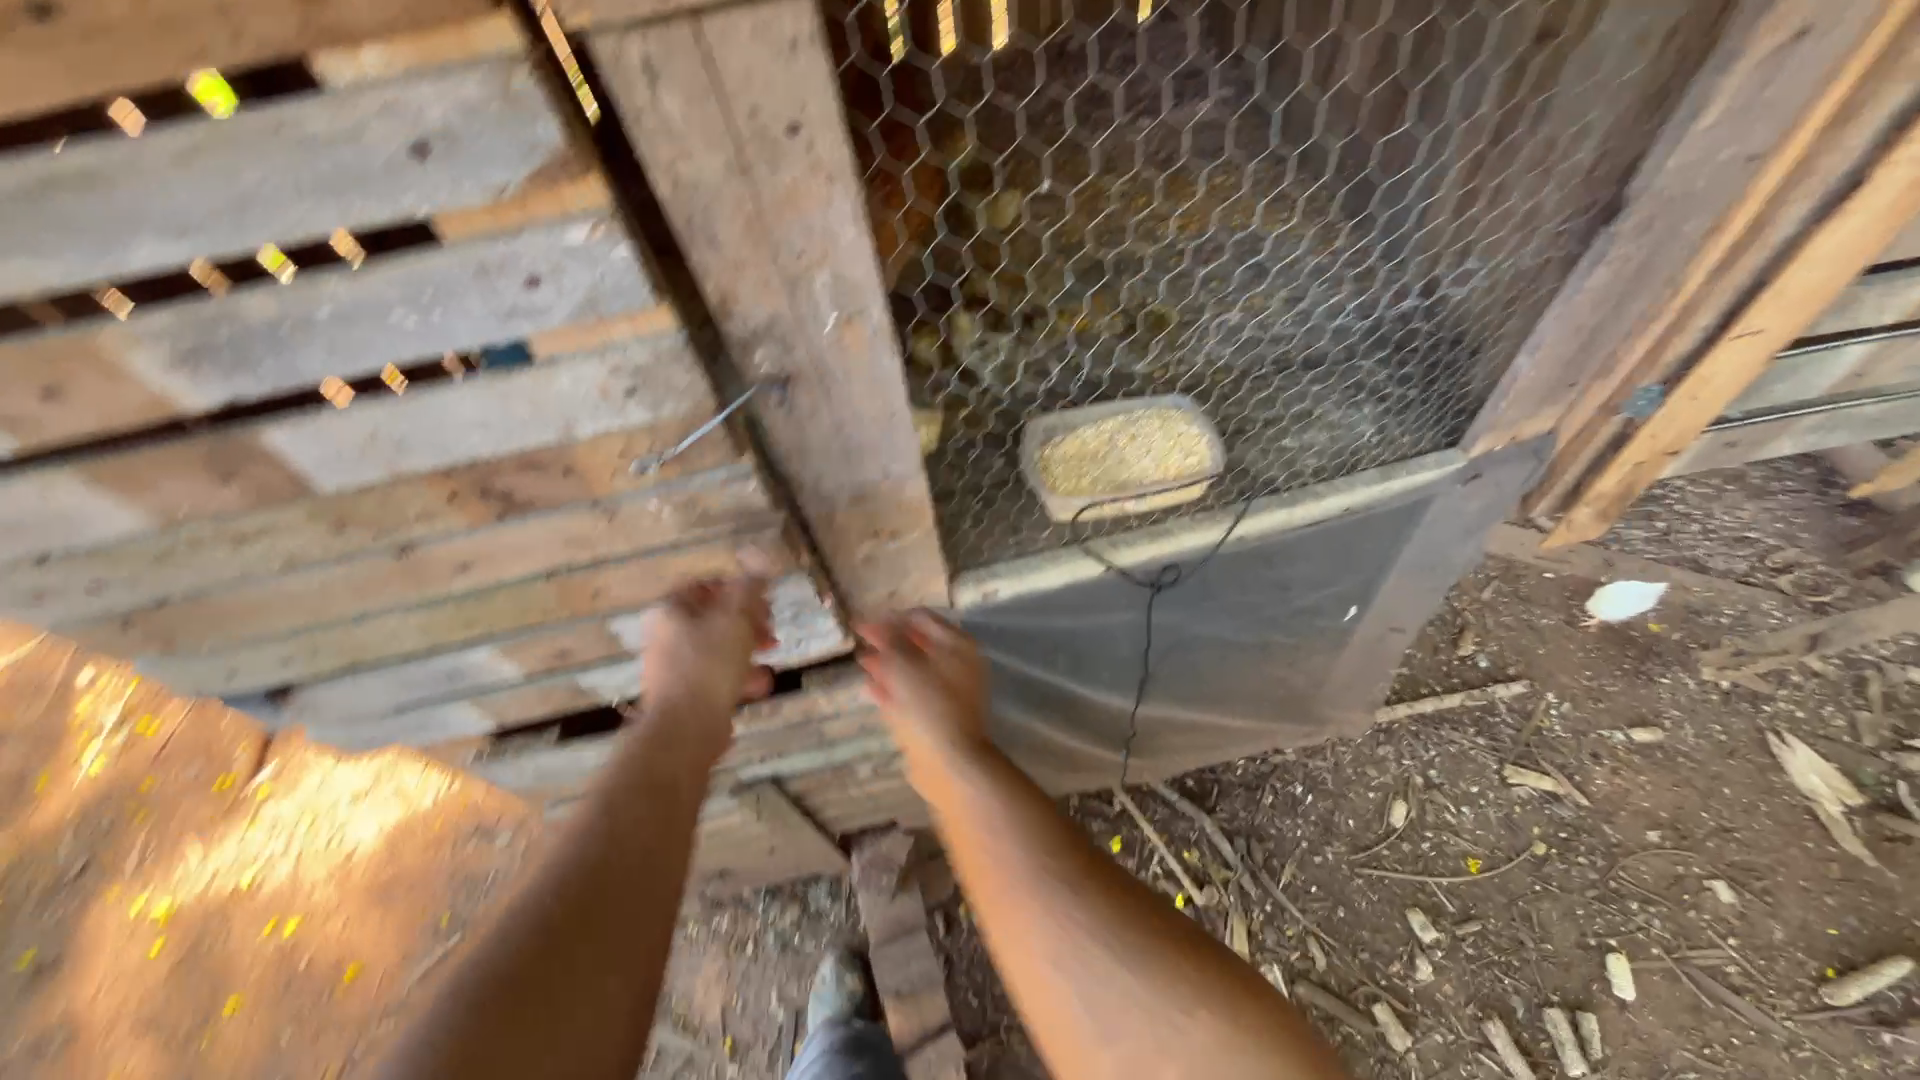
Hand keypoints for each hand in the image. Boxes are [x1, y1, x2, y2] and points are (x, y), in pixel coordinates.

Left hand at [637, 577, 774, 763]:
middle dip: (747, 620)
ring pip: (717, 647)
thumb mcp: (737, 618)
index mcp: (670, 610)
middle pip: (712, 617)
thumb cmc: (710, 665)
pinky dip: (739, 676)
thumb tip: (759, 555)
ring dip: (747, 648)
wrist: (685, 729)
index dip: (736, 587)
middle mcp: (665, 635)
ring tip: (771, 654)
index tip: (763, 599)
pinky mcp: (685, 695)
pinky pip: (715, 675)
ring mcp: (673, 667)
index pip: (703, 584)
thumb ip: (750, 586)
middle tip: (771, 628)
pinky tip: (760, 684)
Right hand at [857, 610, 992, 782]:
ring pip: (914, 671)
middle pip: (918, 644)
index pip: (920, 618)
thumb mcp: (904, 665)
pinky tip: (870, 688)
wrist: (950, 762)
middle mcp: (958, 664)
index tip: (863, 625)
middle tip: (861, 642)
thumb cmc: (928, 706)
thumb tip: (877, 623)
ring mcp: (950, 691)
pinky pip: (913, 695)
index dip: (890, 619)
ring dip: (888, 665)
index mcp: (957, 644)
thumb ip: (889, 640)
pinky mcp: (939, 715)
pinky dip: (893, 689)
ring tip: (863, 663)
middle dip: (888, 642)